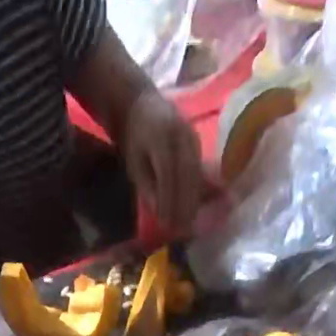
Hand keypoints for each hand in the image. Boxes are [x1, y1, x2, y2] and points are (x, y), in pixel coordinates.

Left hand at [120, 90, 205, 238]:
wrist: (143, 105)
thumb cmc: (134, 139)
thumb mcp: (134, 163)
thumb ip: (147, 185)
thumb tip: (160, 211)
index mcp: (161, 137)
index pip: (168, 173)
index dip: (169, 200)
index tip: (167, 224)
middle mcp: (181, 135)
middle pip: (187, 174)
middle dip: (185, 205)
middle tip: (182, 230)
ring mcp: (193, 137)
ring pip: (196, 173)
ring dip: (194, 200)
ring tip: (190, 223)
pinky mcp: (199, 143)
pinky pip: (201, 169)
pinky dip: (199, 190)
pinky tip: (198, 208)